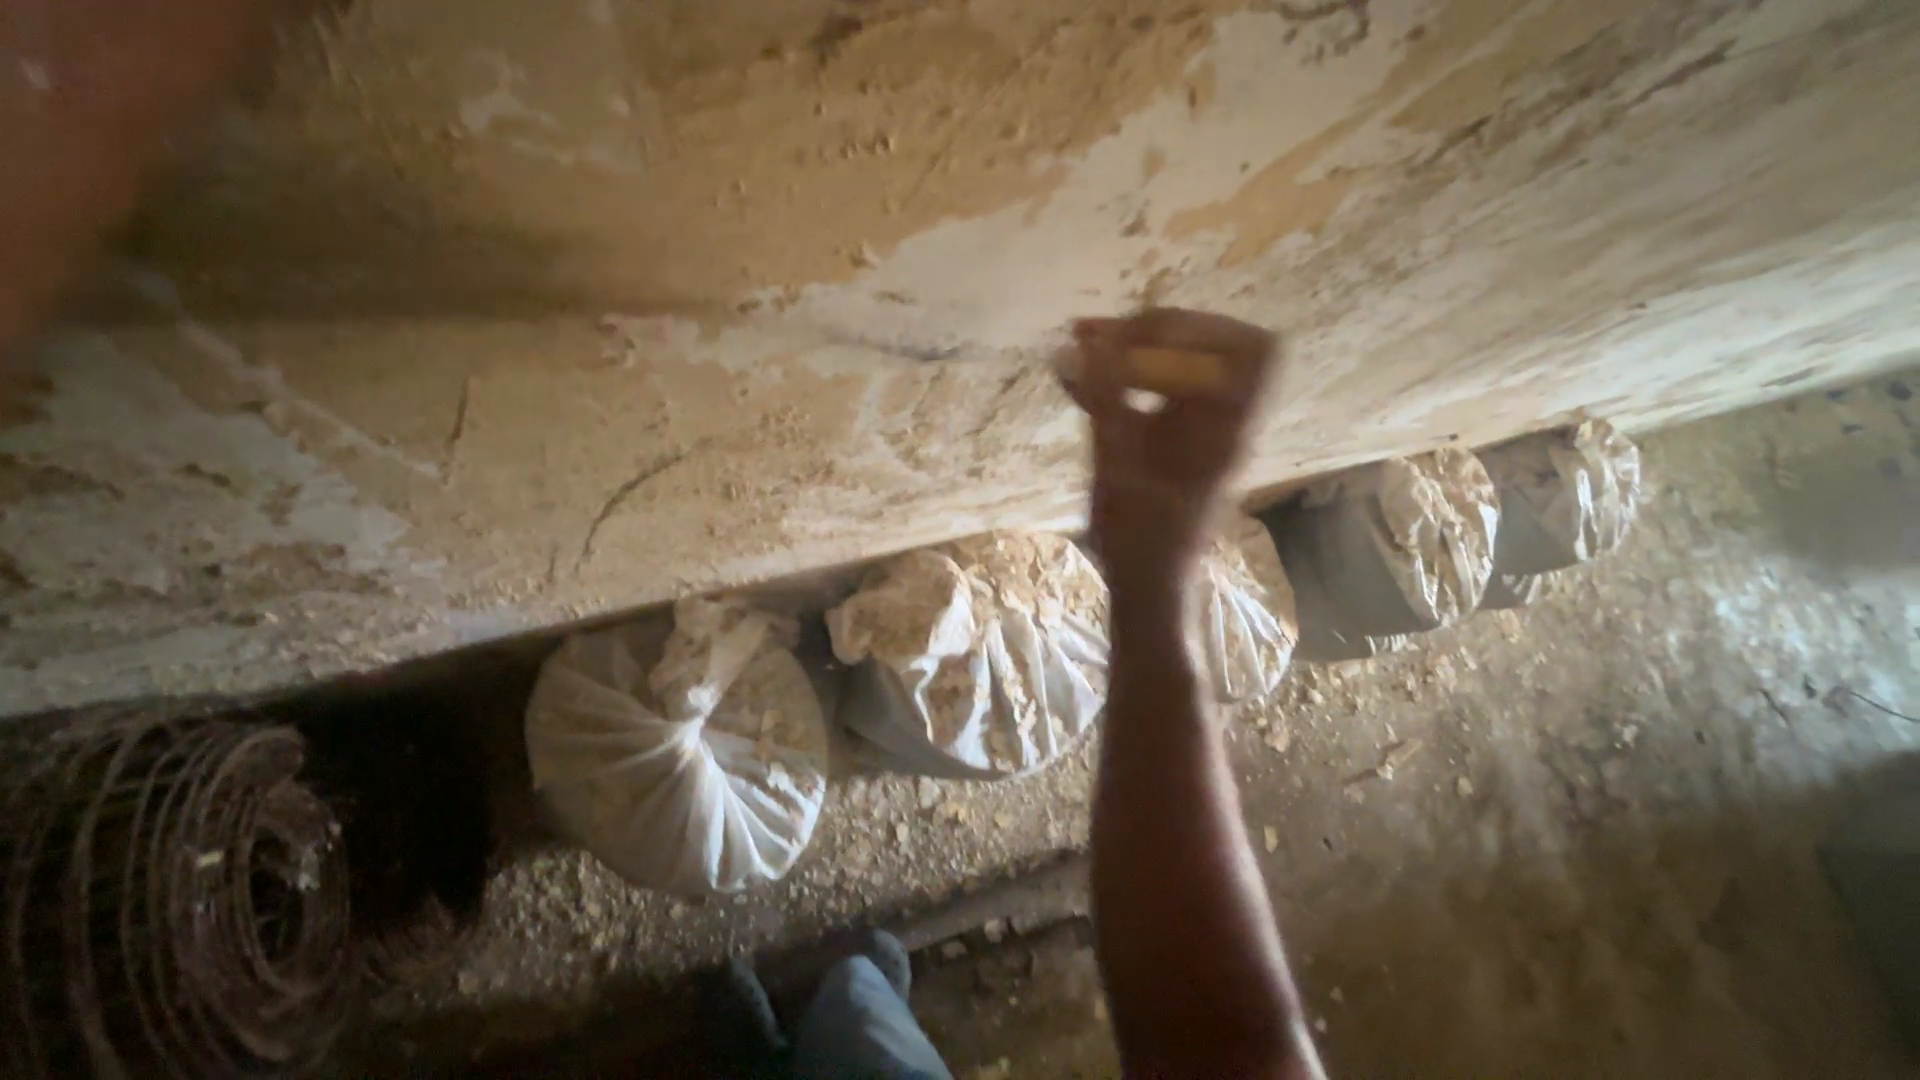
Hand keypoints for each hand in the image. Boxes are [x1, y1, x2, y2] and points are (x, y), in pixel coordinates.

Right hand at [1062, 308, 1280, 585]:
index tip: (1141, 335)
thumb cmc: (1138, 541)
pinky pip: (1158, 391)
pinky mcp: (1176, 439)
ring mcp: (1201, 430)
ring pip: (1182, 366)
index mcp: (1228, 430)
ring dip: (1135, 349)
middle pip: (1214, 347)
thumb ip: (1104, 401)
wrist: (1147, 586)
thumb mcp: (1116, 469)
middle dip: (1155, 331)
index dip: (1203, 329)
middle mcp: (1225, 422)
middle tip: (1095, 335)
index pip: (1253, 351)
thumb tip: (1081, 342)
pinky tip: (1079, 378)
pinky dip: (1123, 377)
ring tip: (1081, 343)